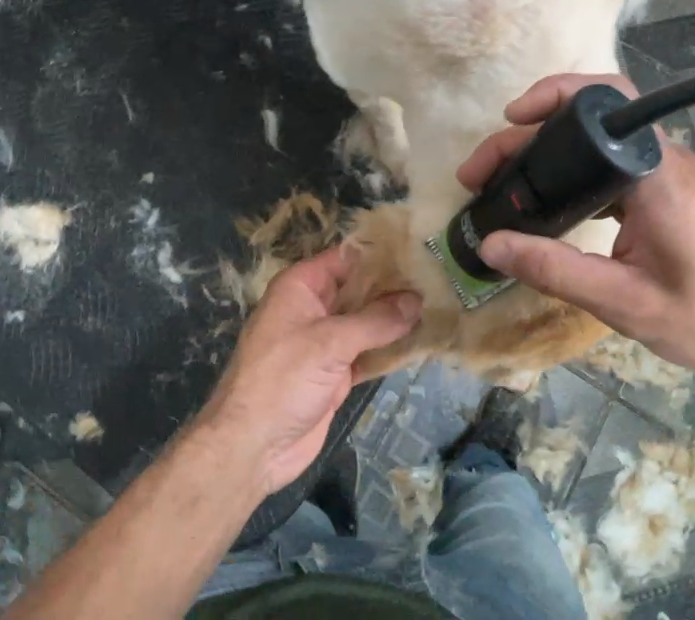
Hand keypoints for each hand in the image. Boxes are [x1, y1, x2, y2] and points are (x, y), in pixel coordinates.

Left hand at [195, 248, 419, 494]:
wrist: (253, 445)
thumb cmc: (282, 379)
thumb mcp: (329, 342)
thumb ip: (376, 320)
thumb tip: (416, 300)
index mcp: (301, 287)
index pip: (346, 258)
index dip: (381, 253)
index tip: (421, 249)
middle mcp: (313, 308)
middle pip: (360, 289)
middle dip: (395, 287)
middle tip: (441, 279)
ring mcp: (324, 343)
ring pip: (367, 322)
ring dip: (397, 319)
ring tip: (442, 306)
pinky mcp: (335, 373)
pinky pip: (368, 353)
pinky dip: (391, 349)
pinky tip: (424, 342)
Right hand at [457, 73, 694, 384]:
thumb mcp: (624, 303)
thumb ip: (555, 270)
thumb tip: (491, 245)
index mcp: (657, 175)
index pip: (606, 100)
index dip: (554, 94)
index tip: (510, 118)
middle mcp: (664, 162)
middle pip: (588, 121)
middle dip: (526, 137)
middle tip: (478, 175)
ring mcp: (670, 176)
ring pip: (598, 143)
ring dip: (547, 155)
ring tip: (502, 188)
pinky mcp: (671, 193)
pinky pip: (613, 166)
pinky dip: (572, 173)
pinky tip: (548, 204)